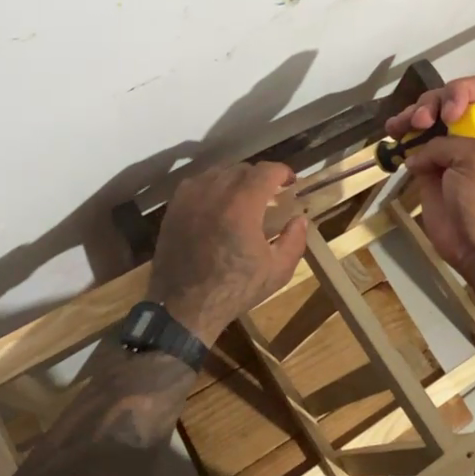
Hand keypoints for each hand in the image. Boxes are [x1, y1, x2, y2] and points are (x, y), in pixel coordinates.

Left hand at [148, 162, 309, 344]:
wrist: (184, 306)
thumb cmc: (233, 290)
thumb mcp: (276, 272)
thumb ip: (294, 241)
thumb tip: (300, 220)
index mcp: (242, 206)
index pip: (266, 171)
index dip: (282, 172)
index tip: (289, 182)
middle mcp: (214, 193)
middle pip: (242, 169)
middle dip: (259, 177)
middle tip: (269, 195)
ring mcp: (191, 198)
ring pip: (218, 172)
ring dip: (235, 180)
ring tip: (242, 198)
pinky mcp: (174, 207)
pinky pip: (197, 183)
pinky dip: (212, 187)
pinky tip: (217, 204)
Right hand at [384, 76, 474, 280]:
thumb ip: (447, 142)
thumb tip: (419, 153)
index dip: (461, 92)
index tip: (449, 113)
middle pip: (449, 102)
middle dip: (431, 105)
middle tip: (420, 121)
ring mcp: (452, 156)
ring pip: (428, 123)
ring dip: (411, 118)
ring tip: (398, 126)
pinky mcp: (431, 174)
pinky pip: (414, 148)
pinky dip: (402, 141)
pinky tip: (393, 139)